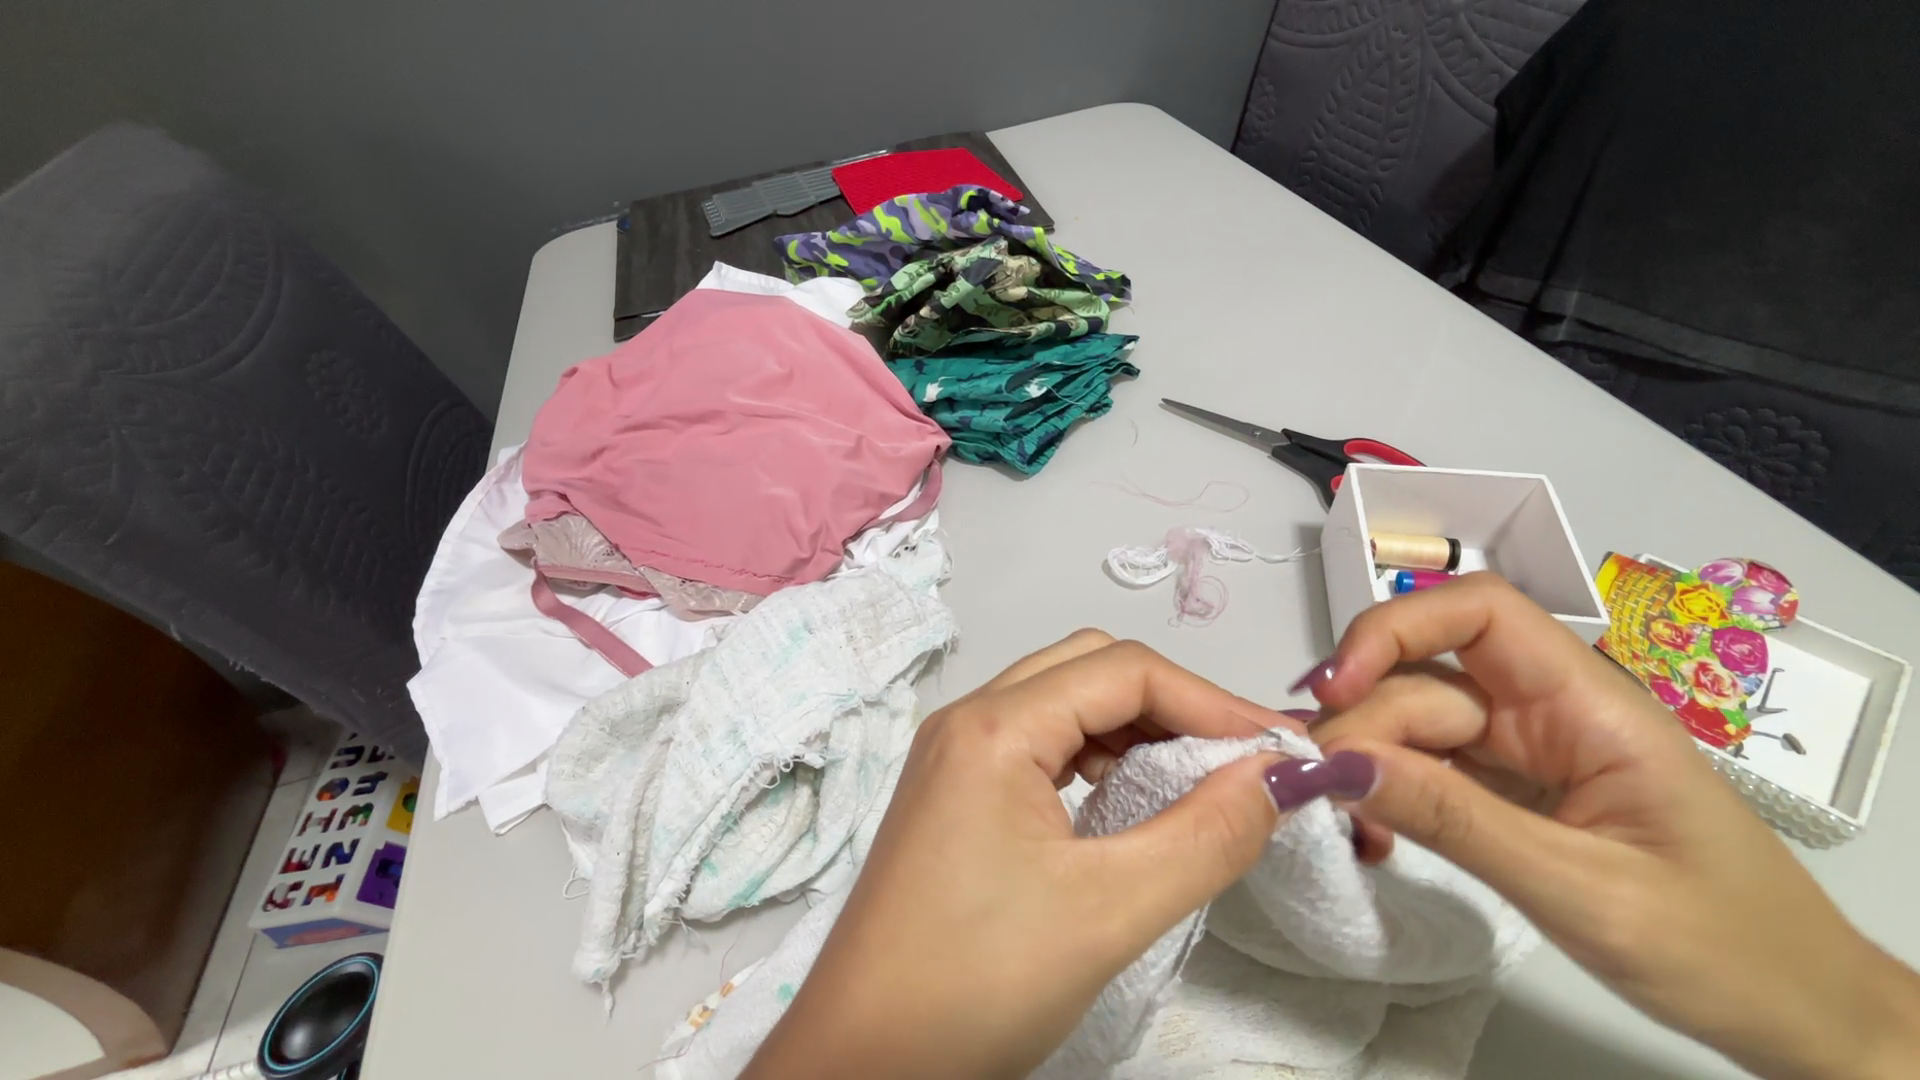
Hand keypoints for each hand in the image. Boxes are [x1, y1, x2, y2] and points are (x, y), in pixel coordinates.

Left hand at [743, 631, 1302, 1079]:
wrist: (860, 1059)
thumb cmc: (977, 982)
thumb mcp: (1109, 911)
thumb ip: (1206, 835)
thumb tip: (1279, 777)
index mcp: (994, 727)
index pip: (1124, 672)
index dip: (1211, 702)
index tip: (1279, 750)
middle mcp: (968, 720)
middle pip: (1090, 670)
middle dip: (1172, 705)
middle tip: (1237, 762)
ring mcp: (954, 755)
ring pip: (1063, 703)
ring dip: (1134, 729)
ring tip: (1192, 781)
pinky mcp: (953, 793)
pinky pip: (1039, 744)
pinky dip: (1095, 757)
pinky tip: (1125, 801)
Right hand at [1303, 573, 1919, 1079]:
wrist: (1798, 1015)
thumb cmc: (1722, 948)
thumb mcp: (1582, 890)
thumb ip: (1454, 820)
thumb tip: (1335, 764)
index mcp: (1588, 704)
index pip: (1478, 612)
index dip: (1394, 630)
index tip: (1333, 691)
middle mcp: (1545, 709)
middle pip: (1423, 678)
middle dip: (1364, 727)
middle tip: (1321, 794)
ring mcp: (1520, 747)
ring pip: (1411, 722)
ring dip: (1364, 765)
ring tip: (1347, 830)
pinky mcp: (1502, 785)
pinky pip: (1422, 766)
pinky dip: (1384, 792)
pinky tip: (1372, 835)